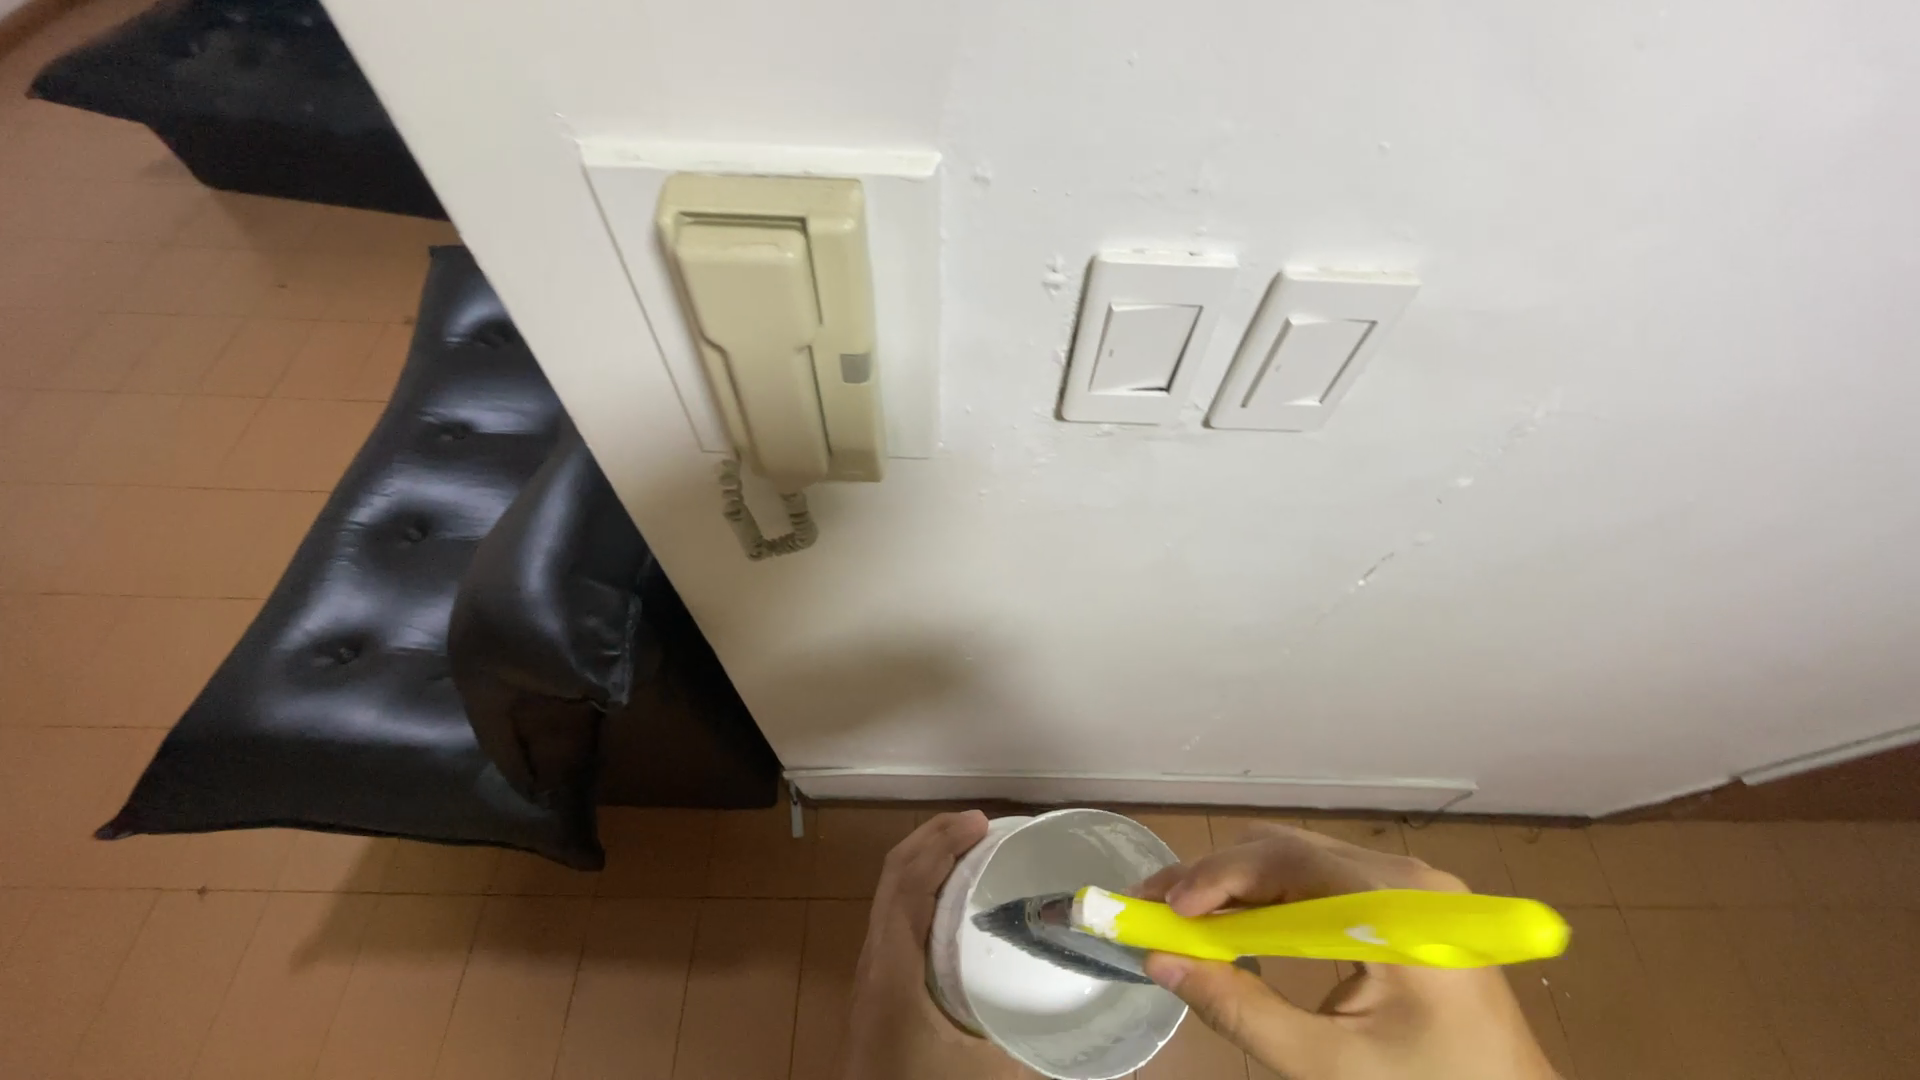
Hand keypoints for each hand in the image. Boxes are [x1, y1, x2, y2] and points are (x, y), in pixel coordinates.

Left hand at [844, 811, 1025, 1079]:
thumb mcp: (981, 1071)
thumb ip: (1028, 1039)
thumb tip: (1078, 1007)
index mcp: (892, 970)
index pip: (907, 884)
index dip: (940, 844)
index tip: (980, 823)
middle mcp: (874, 957)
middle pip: (893, 874)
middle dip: (932, 837)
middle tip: (978, 823)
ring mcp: (870, 967)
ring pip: (889, 890)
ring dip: (924, 857)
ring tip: (967, 846)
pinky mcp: (875, 981)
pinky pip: (892, 911)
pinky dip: (919, 884)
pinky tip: (950, 897)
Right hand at [1136, 823, 1557, 1079]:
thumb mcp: (1329, 1066)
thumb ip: (1239, 1010)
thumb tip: (1157, 962)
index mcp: (1399, 904)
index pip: (1284, 861)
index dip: (1214, 878)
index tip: (1160, 910)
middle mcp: (1404, 874)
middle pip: (1283, 851)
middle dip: (1214, 878)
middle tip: (1157, 910)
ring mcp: (1408, 884)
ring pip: (1295, 859)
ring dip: (1236, 886)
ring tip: (1187, 920)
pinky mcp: (1404, 902)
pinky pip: (1319, 880)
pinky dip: (1269, 899)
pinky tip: (1238, 927)